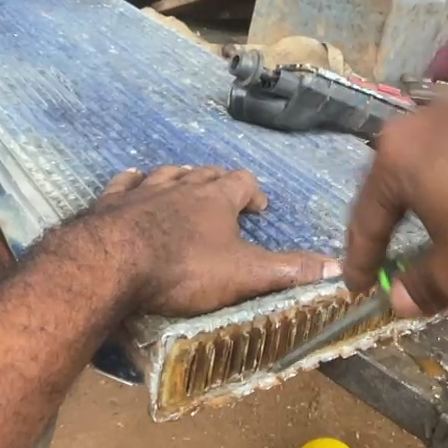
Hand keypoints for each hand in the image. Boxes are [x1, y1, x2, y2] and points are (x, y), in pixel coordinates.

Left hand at [42, 165, 336, 316]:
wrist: (110, 264)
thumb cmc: (183, 268)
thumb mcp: (243, 274)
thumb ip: (288, 271)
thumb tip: (339, 268)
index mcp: (215, 198)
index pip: (243, 182)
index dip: (253, 193)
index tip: (259, 209)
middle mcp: (181, 185)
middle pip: (205, 174)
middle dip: (218, 183)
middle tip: (225, 200)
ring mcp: (143, 190)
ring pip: (167, 173)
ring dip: (179, 178)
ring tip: (185, 186)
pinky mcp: (109, 203)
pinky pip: (124, 183)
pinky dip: (132, 182)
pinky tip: (132, 181)